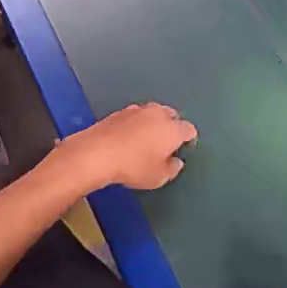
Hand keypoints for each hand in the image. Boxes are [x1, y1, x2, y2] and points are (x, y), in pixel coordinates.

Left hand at [45, 102, 196, 191]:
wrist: (97, 152)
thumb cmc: (134, 167)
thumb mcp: (158, 177)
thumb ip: (171, 169)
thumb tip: (176, 162)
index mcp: (172, 129)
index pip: (188, 129)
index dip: (188, 137)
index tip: (185, 145)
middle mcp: (157, 114)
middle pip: (170, 114)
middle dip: (171, 124)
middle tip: (166, 140)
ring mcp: (137, 110)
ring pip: (152, 112)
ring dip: (153, 121)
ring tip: (147, 136)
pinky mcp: (119, 112)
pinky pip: (134, 115)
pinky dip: (136, 123)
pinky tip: (129, 135)